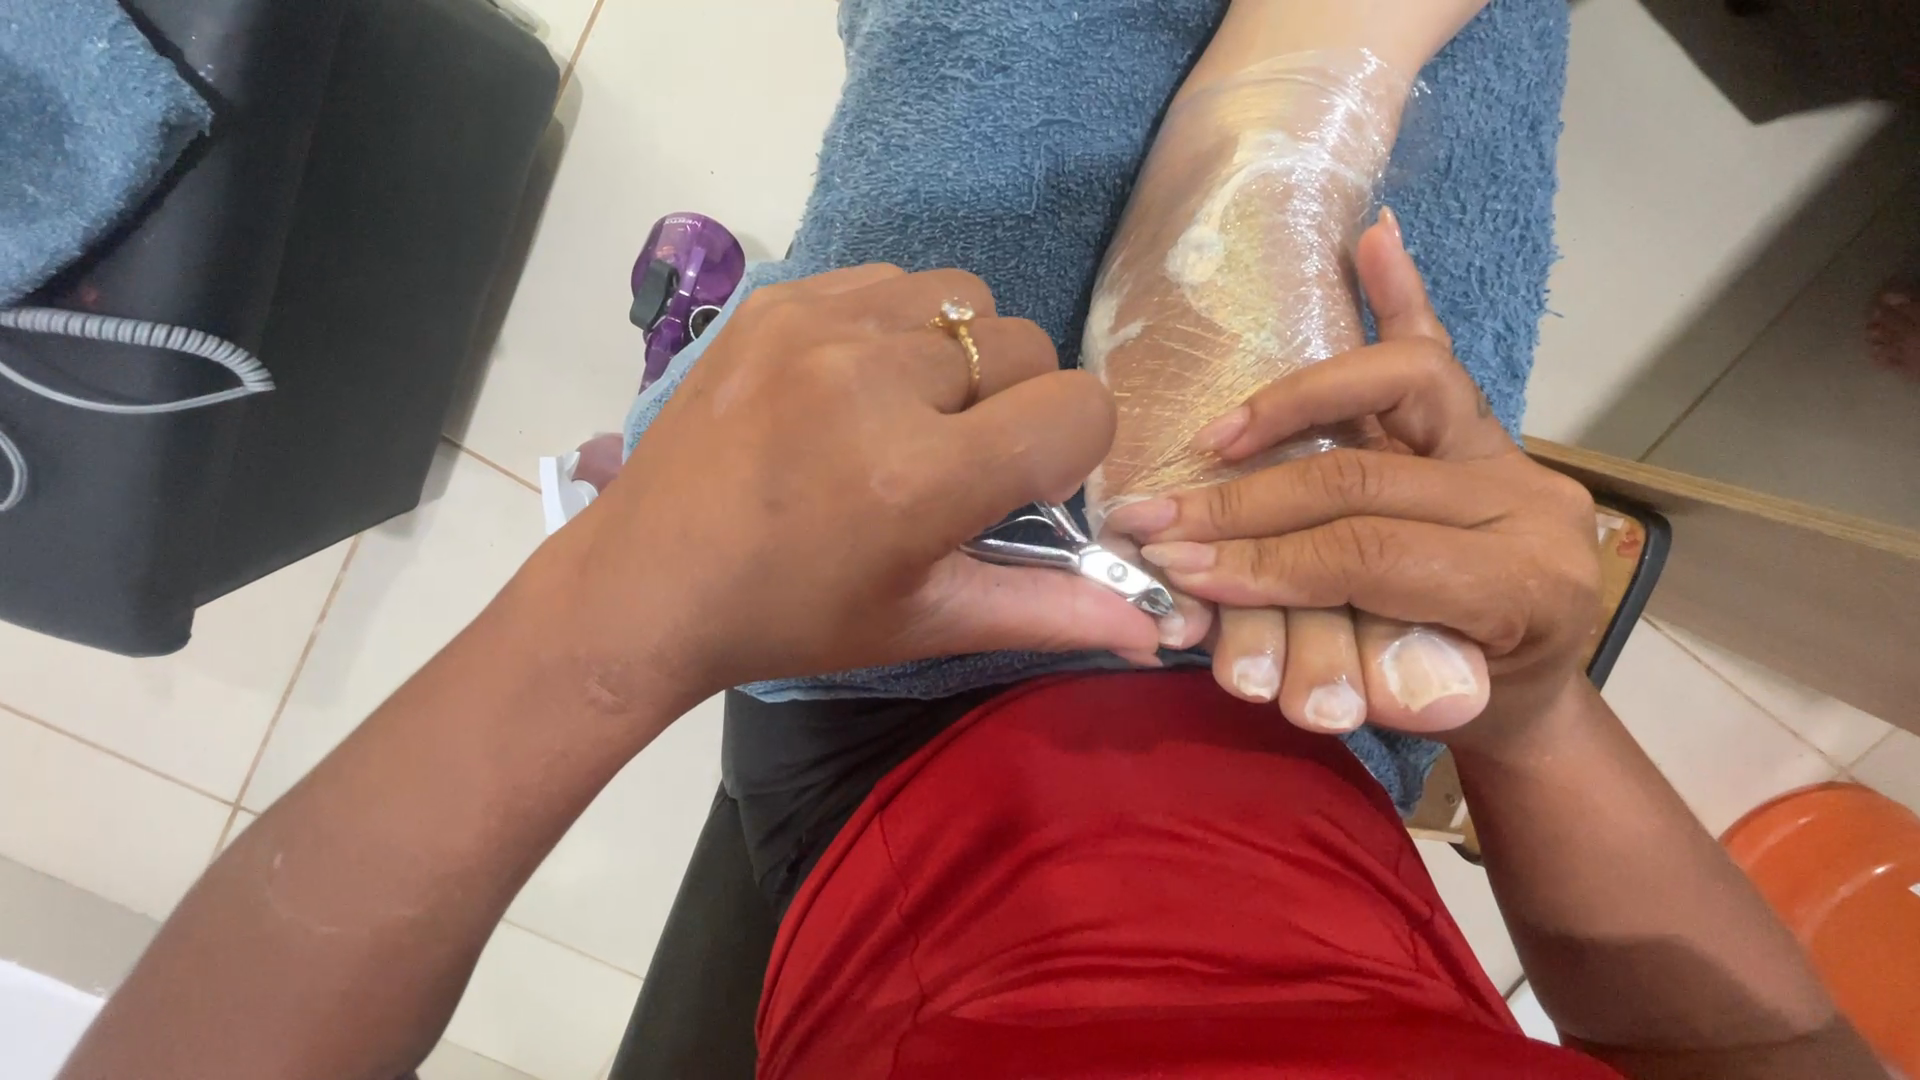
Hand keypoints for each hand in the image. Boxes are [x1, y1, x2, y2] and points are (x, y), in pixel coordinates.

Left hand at [526, 265, 1162, 706]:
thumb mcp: (925, 620)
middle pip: (1028, 346)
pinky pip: (893, 280)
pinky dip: (901, 326)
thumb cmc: (795, 618)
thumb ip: (1050, 611)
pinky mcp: (778, 296)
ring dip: (962, 355)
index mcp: (922, 475)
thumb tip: (1160, 628)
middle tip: (952, 458)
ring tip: (905, 413)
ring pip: (967, 299)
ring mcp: (821, 323)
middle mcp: (878, 379)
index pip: (1080, 409)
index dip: (1071, 452)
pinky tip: (853, 383)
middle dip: (1015, 405)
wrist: (648, 583)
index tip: (1020, 487)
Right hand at [1108, 230, 1601, 745]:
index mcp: (1520, 585)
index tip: (1179, 567)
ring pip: (1406, 384)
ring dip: (1295, 399)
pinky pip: (1440, 358)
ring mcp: (1510, 454)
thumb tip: (1200, 613)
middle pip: (1362, 477)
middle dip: (1246, 502)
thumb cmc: (1460, 702)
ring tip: (1219, 434)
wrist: (1529, 688)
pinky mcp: (1486, 434)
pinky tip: (1373, 242)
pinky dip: (1403, 296)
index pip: (1368, 554)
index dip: (1264, 562)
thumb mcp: (1397, 705)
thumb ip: (1315, 660)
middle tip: (1163, 515)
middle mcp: (1528, 502)